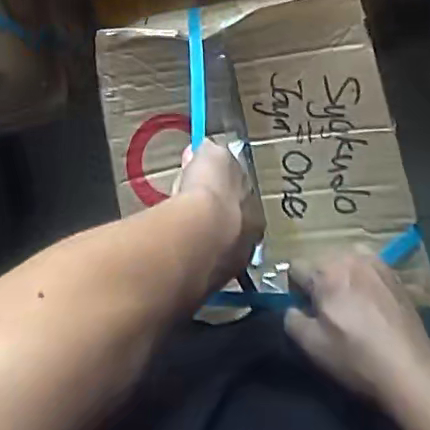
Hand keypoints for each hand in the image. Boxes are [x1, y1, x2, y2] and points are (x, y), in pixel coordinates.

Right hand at [174, 138, 262, 282]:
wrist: (196, 235)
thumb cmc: (211, 191)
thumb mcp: (213, 156)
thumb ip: (212, 153)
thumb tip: (204, 150)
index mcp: (255, 210)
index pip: (240, 194)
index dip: (221, 182)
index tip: (203, 175)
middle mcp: (248, 240)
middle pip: (228, 220)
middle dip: (212, 208)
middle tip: (190, 197)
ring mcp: (227, 264)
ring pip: (212, 241)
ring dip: (198, 229)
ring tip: (178, 219)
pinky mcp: (204, 279)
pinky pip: (195, 255)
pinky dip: (186, 246)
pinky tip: (174, 238)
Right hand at [284, 249, 429, 406]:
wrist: (411, 372)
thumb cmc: (356, 357)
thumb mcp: (311, 345)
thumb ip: (290, 318)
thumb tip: (293, 307)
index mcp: (325, 272)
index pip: (295, 268)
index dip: (296, 290)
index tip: (307, 311)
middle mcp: (349, 257)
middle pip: (320, 261)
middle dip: (320, 281)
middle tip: (330, 311)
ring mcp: (375, 263)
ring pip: (345, 262)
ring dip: (342, 277)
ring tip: (352, 306)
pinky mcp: (395, 274)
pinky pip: (367, 268)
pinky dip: (363, 280)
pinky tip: (373, 305)